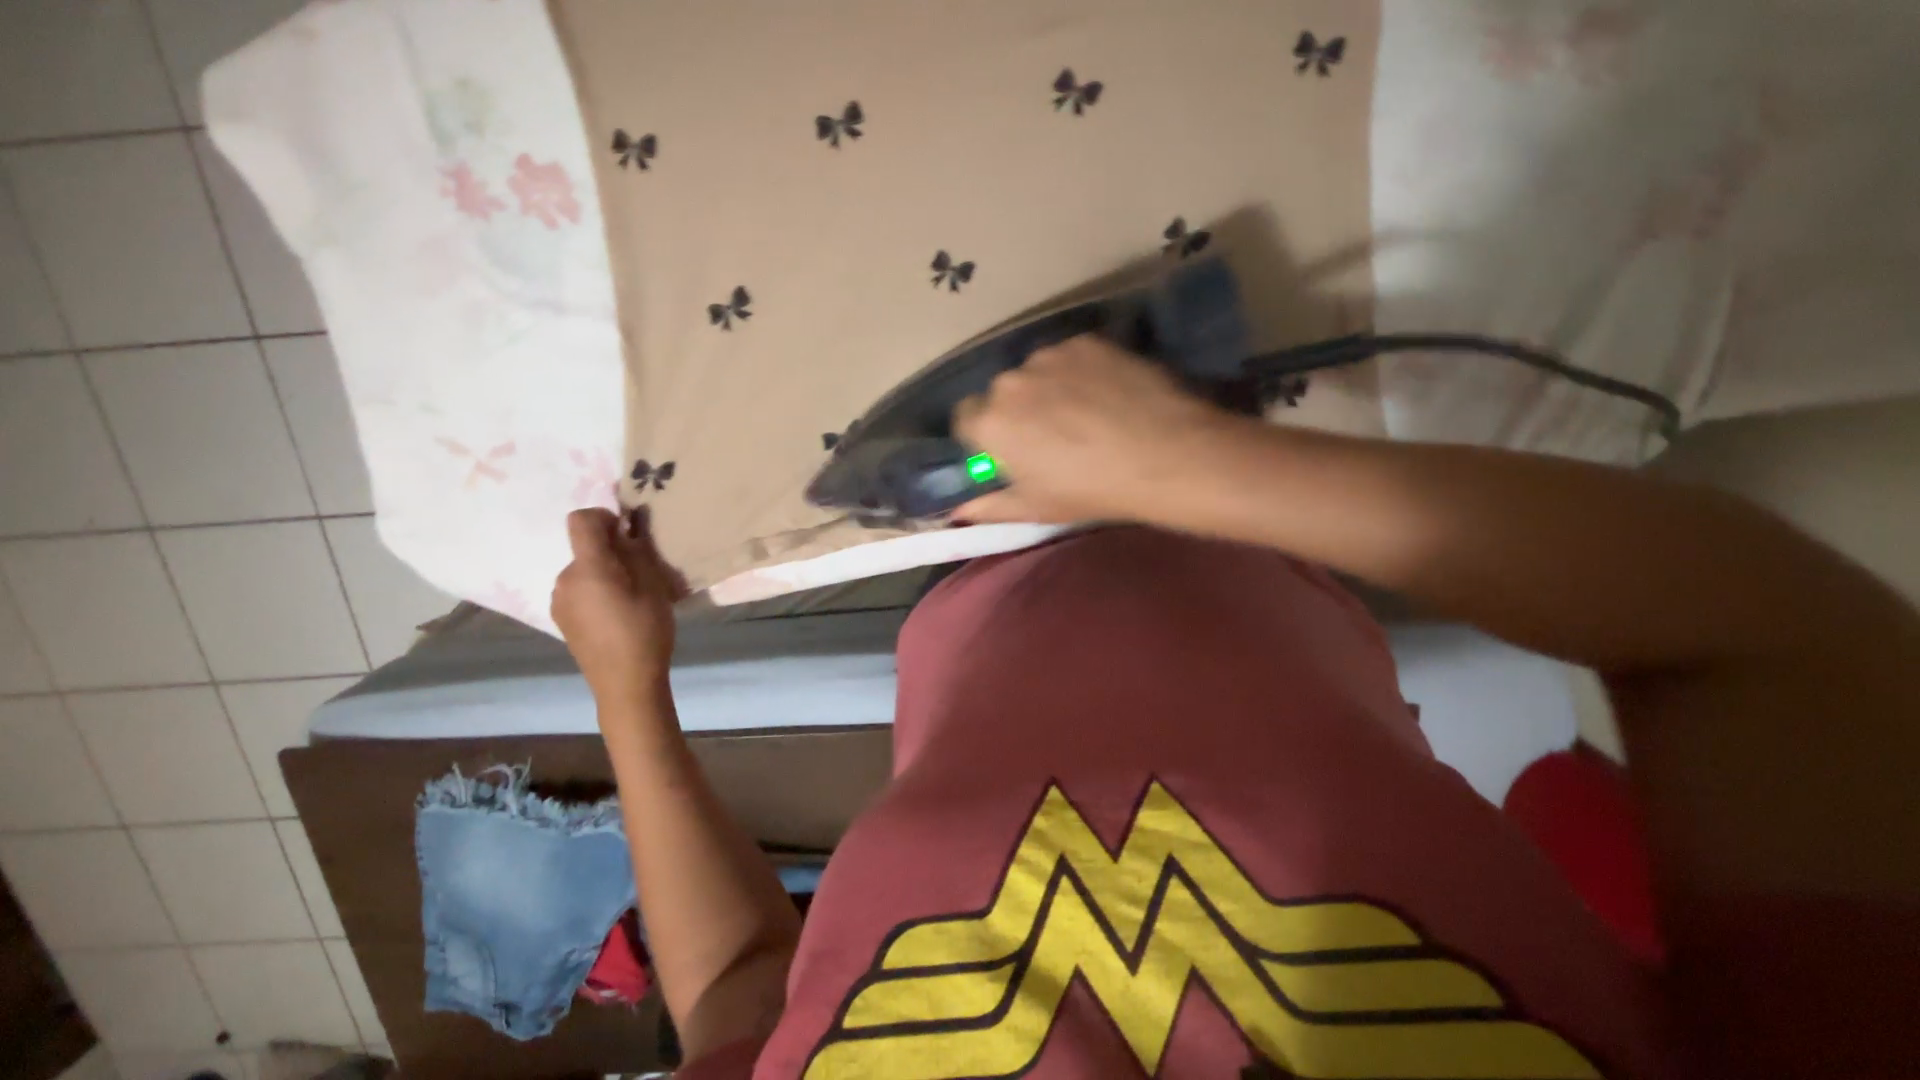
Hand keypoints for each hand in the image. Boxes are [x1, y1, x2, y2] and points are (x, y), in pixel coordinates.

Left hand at [551, 507, 687, 707]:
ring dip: (601, 573)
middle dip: (608, 551)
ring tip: (627, 599)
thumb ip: (637, 551)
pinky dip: (594, 592)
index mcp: (588, 567)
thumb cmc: (645, 632)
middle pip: (583, 548)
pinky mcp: (561, 619)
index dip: (603, 518)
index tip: (627, 535)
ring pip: (581, 570)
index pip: (580, 519)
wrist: (625, 685)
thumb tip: (627, 528)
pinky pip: (577, 591)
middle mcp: (564, 579)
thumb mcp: (653, 586)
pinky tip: (613, 616)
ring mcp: (559, 600)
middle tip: (638, 573)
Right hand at [952, 334, 1242, 523]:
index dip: (985, 434)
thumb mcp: (1037, 508)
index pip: (965, 418)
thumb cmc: (1093, 490)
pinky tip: (1108, 394)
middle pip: (1003, 392)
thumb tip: (960, 511)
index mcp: (991, 423)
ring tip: (1086, 413)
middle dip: (1020, 409)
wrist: (1166, 455)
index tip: (1009, 449)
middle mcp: (1011, 381)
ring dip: (1050, 387)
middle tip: (1053, 434)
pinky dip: (1082, 372)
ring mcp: (1050, 356)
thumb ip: (989, 507)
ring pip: (1038, 371)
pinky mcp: (1086, 342)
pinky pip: (1071, 356)